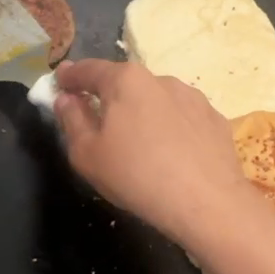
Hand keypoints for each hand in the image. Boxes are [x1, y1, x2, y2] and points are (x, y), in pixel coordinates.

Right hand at [52, 59, 268, 247]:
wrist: (207, 203)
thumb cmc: (135, 175)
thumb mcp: (86, 153)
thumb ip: (71, 120)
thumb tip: (66, 99)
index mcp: (124, 81)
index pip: (88, 70)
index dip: (69, 76)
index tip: (59, 82)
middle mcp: (160, 79)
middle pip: (124, 83)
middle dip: (107, 98)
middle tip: (96, 121)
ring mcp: (193, 97)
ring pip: (155, 100)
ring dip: (141, 114)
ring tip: (138, 145)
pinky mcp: (215, 119)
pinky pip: (181, 119)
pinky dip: (169, 129)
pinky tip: (169, 156)